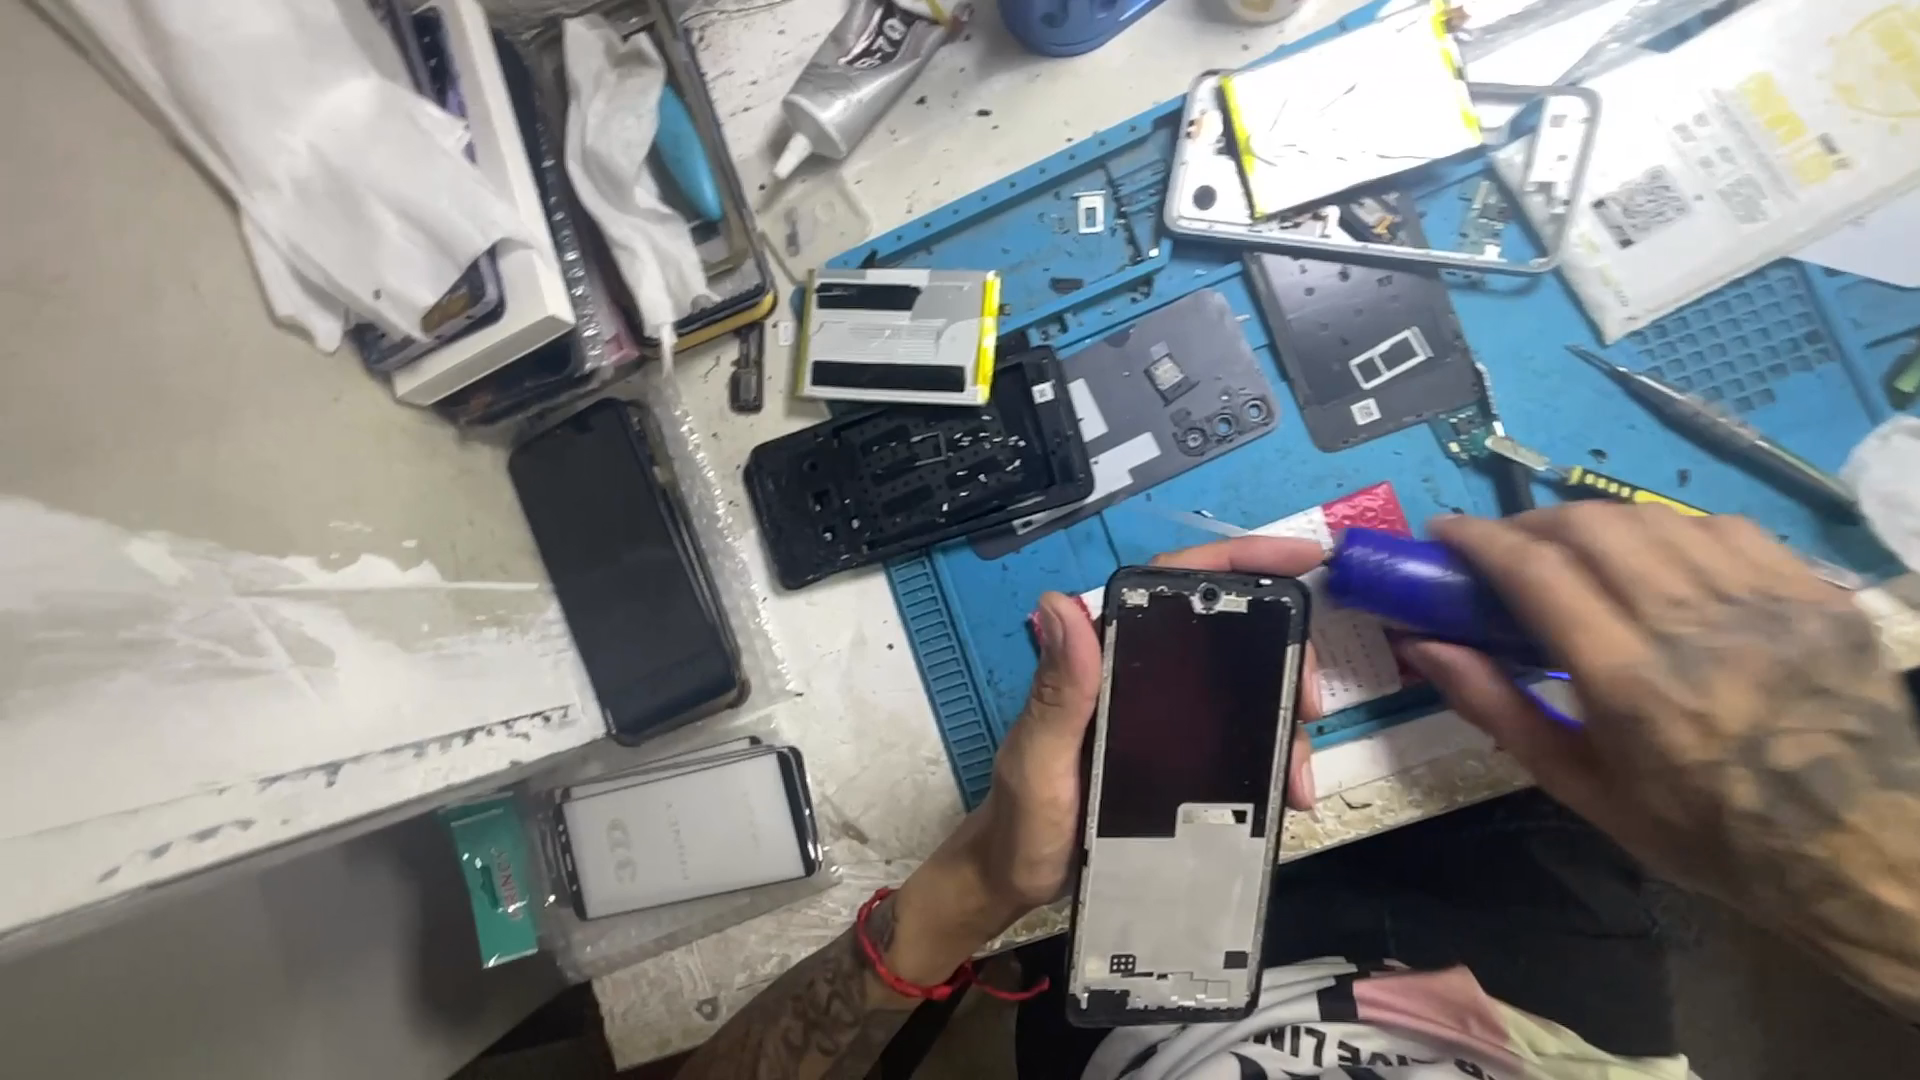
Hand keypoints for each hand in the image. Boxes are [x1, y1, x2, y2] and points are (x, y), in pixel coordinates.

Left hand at [895, 537, 1326, 972]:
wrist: (1020, 875)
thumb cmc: (1023, 818)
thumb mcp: (1040, 757)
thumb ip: (1057, 688)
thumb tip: (1061, 599)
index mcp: (1099, 657)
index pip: (1167, 586)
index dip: (1234, 561)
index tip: (1301, 559)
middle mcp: (1134, 672)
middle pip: (1221, 634)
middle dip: (1279, 650)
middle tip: (1309, 699)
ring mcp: (1158, 713)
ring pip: (1238, 687)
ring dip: (1280, 714)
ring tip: (1298, 769)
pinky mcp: (1175, 753)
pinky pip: (1235, 737)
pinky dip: (1269, 754)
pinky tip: (1286, 789)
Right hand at [1399, 505, 1919, 1013]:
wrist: (1869, 858)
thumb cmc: (1699, 830)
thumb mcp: (1575, 783)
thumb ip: (1493, 705)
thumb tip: (1422, 643)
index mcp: (1630, 680)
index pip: (1538, 571)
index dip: (1479, 538)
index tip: (1444, 531)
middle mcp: (1697, 627)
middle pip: (1592, 527)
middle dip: (1527, 521)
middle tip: (1501, 544)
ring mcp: (1768, 605)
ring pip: (1653, 518)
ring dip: (1590, 522)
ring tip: (1567, 547)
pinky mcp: (1818, 598)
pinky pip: (1723, 528)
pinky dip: (1665, 528)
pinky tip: (1650, 557)